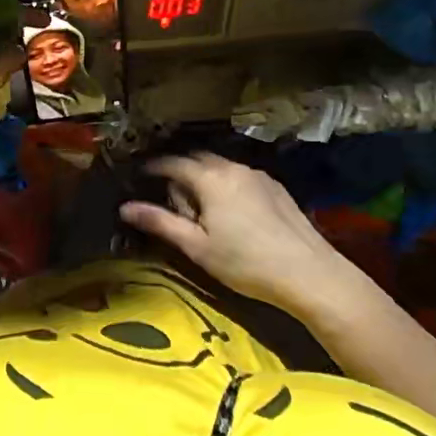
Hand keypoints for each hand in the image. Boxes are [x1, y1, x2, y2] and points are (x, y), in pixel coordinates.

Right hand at [119, 152, 389, 323]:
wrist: (310, 275)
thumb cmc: (245, 262)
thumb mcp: (196, 246)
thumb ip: (160, 222)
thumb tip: (125, 207)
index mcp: (211, 179)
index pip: (173, 163)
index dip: (154, 167)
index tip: (140, 175)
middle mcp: (234, 169)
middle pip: (198, 160)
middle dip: (180, 173)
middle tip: (171, 200)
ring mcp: (259, 177)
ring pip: (221, 168)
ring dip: (204, 180)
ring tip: (201, 211)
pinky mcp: (277, 189)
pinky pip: (240, 177)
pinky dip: (226, 186)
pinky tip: (230, 214)